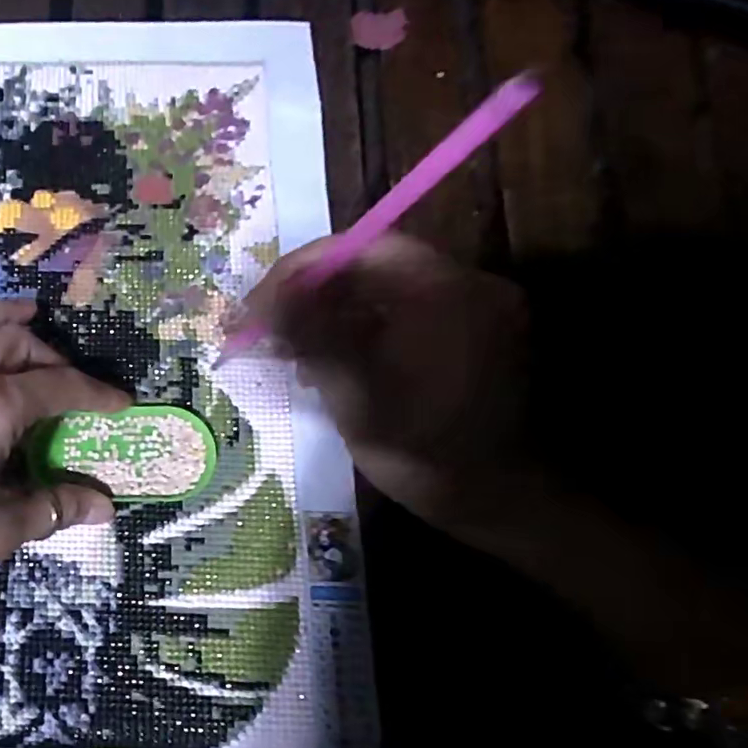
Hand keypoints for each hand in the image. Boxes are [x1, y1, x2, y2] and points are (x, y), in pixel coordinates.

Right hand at [236, 233, 535, 529]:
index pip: (363, 249)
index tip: (258, 301)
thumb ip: (312, 337)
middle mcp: (464, 288)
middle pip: (370, 268)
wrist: (488, 498)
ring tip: (281, 346)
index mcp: (444, 293)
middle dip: (308, 292)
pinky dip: (353, 330)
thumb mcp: (355, 393)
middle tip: (259, 323)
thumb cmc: (419, 451)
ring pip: (380, 293)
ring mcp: (467, 312)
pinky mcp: (462, 337)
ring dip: (325, 313)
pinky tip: (320, 361)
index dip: (302, 269)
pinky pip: (397, 316)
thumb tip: (266, 303)